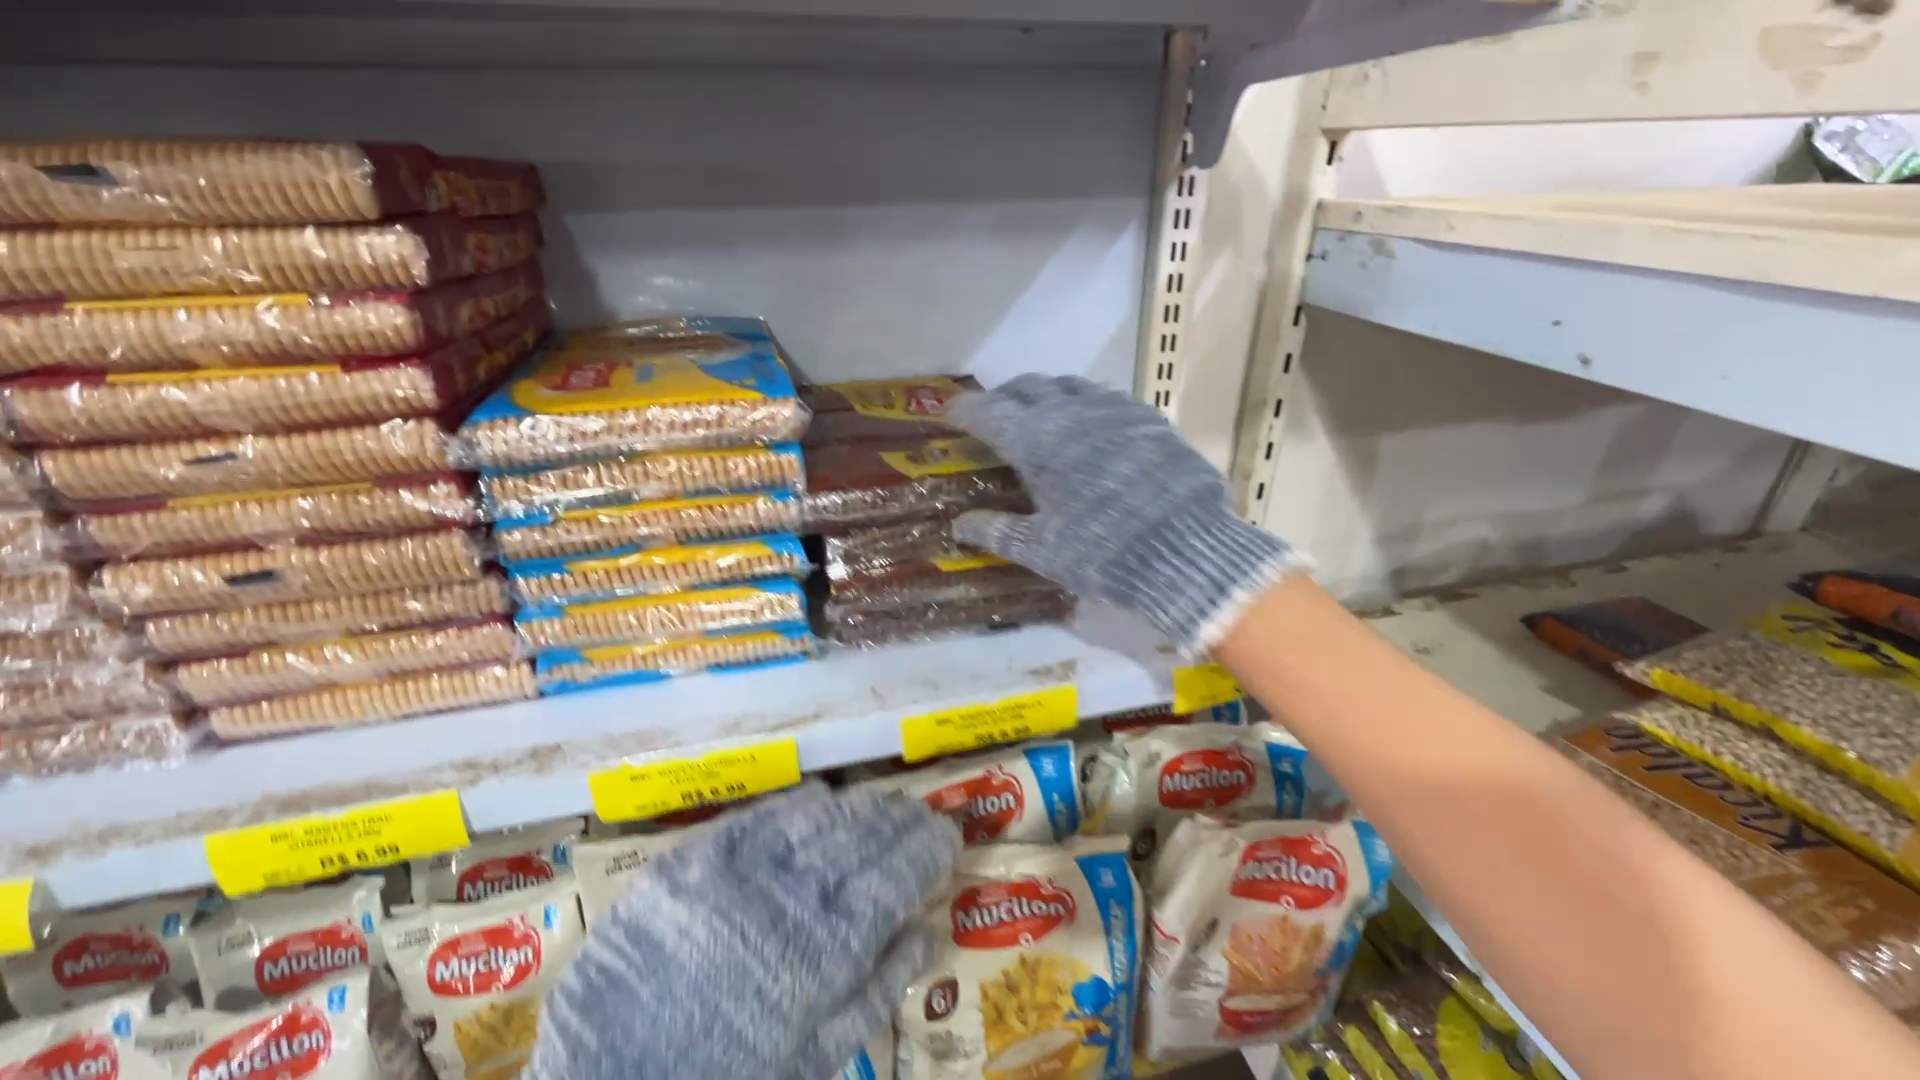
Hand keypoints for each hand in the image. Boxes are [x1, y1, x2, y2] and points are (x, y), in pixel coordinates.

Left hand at [528, 783, 960, 1079]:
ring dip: (857, 806)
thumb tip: (933, 932)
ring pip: (819, 818)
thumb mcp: (817, 1056)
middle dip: (900, 821)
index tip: (948, 834)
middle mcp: (794, 896)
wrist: (615, 1079)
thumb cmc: (728, 1076)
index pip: (899, 877)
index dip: (929, 849)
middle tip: (919, 812)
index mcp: (831, 950)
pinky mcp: (696, 859)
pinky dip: (798, 804)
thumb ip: (880, 990)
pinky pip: (762, 816)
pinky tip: (818, 798)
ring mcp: (741, 870)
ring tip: (880, 801)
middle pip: (864, 839)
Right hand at [948, 374, 1304, 652]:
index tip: (950, 415)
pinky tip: (1091, 430)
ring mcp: (1113, 409)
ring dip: (1047, 396)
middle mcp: (1070, 412)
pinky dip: (1085, 407)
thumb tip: (960, 526)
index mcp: (1034, 439)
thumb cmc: (1099, 551)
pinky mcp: (1147, 418)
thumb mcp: (1040, 548)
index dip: (964, 411)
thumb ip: (996, 531)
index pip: (987, 411)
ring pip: (1069, 386)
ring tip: (1041, 416)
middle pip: (1027, 387)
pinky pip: (1106, 400)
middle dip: (1005, 397)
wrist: (1183, 549)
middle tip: (995, 416)